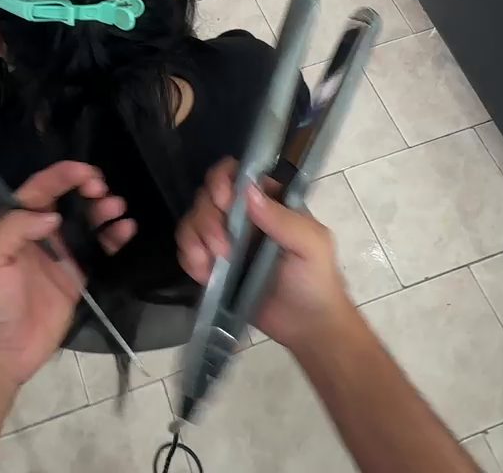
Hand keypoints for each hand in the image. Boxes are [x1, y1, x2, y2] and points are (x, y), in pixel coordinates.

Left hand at [0, 161, 129, 383]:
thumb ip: (15, 228)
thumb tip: (54, 214)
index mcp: (13, 224)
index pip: (39, 190)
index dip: (61, 176)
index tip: (85, 171)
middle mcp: (38, 233)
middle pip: (66, 200)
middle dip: (85, 188)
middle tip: (102, 188)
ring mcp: (59, 255)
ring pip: (85, 222)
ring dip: (103, 209)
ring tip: (118, 206)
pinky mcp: (76, 277)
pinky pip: (98, 250)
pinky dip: (114, 237)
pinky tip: (126, 229)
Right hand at [176, 159, 355, 353]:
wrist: (307, 328)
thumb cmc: (316, 280)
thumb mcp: (311, 245)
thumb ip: (283, 219)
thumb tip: (247, 191)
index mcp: (266, 200)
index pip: (234, 174)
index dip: (221, 181)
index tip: (223, 202)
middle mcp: (241, 215)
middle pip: (206, 196)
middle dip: (208, 219)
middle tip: (223, 248)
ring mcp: (223, 239)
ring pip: (192, 220)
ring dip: (196, 238)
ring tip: (212, 263)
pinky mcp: (211, 264)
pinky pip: (187, 249)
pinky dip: (189, 257)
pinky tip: (204, 273)